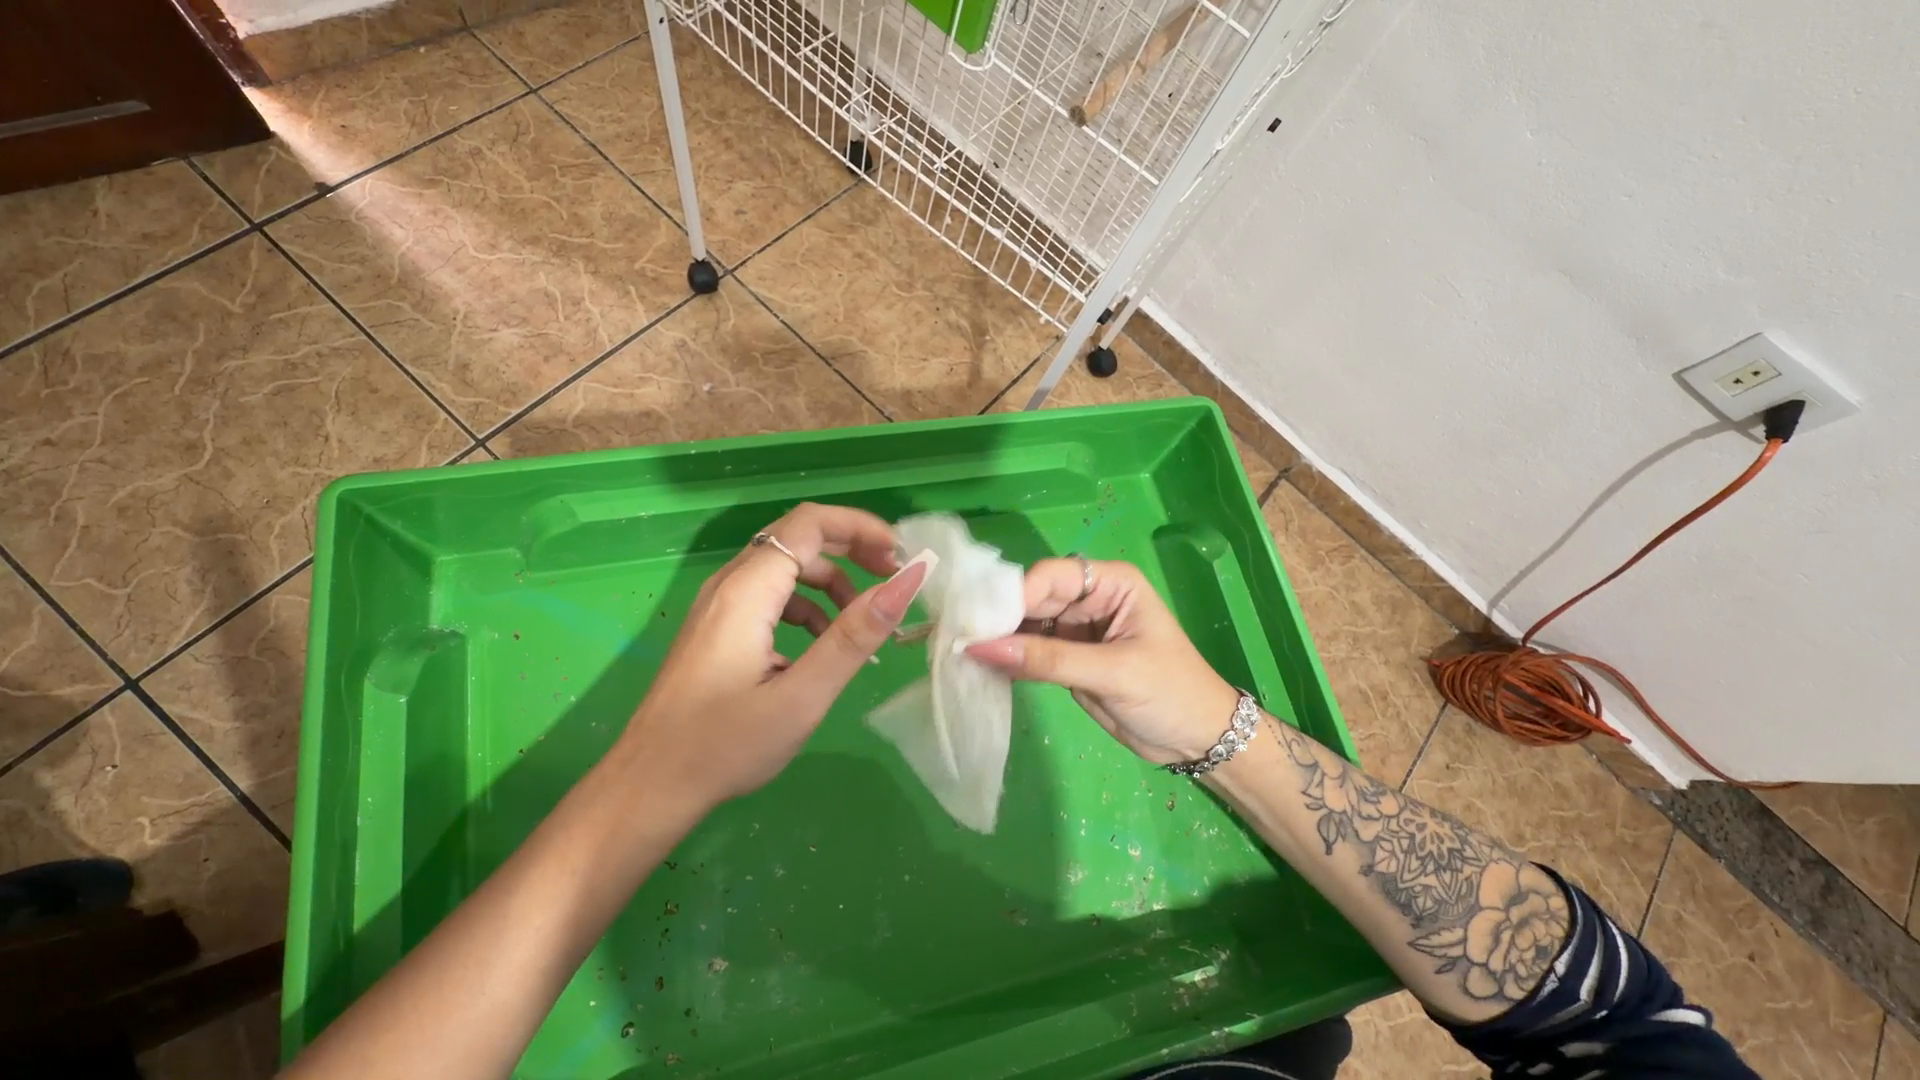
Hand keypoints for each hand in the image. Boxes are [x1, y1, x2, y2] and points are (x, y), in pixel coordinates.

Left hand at [619, 503, 929, 806]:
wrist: (651, 785)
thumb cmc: (725, 745)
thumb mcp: (802, 696)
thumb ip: (855, 636)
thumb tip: (908, 581)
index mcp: (748, 590)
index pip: (810, 524)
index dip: (861, 528)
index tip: (902, 558)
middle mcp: (730, 584)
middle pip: (799, 538)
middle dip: (852, 550)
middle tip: (895, 581)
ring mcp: (719, 606)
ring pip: (786, 568)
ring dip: (832, 583)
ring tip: (865, 622)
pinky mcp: (718, 629)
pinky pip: (771, 596)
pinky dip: (808, 607)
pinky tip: (823, 647)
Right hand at [964, 558, 1239, 765]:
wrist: (1198, 740)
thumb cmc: (1171, 692)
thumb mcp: (1114, 673)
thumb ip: (1050, 661)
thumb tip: (982, 648)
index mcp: (1111, 583)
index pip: (1051, 576)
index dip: (1015, 594)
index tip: (979, 622)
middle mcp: (1089, 599)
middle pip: (1031, 597)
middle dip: (998, 616)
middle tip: (957, 636)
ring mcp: (1075, 631)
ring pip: (1025, 625)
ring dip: (997, 639)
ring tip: (958, 651)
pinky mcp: (1065, 660)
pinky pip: (1028, 653)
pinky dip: (1006, 660)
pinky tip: (979, 666)